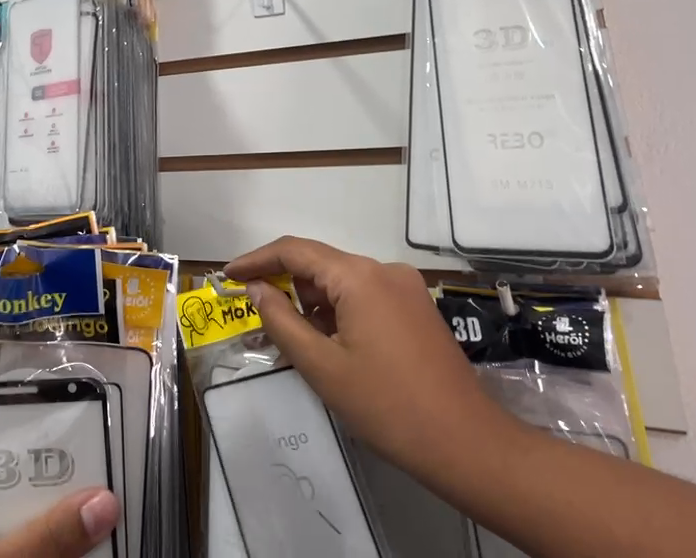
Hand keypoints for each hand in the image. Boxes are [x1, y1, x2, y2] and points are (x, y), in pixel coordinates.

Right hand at [224, 236, 516, 475]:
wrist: (468, 445)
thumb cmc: (387, 406)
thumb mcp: (321, 365)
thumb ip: (281, 320)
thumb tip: (257, 289)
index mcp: (358, 277)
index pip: (294, 251)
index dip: (256, 261)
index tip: (227, 276)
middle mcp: (384, 270)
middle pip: (319, 263)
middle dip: (284, 285)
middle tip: (254, 313)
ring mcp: (406, 288)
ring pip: (342, 282)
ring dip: (312, 302)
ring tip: (291, 337)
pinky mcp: (418, 308)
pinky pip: (364, 296)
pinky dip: (338, 311)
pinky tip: (327, 342)